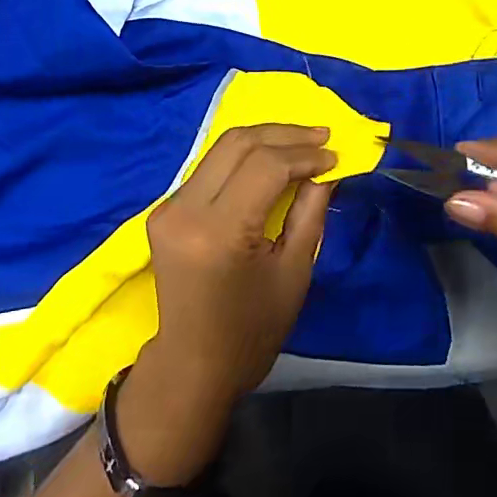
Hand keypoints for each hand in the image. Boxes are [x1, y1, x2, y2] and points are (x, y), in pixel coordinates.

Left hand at [116, 124, 337, 483]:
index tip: (334, 155)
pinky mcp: (162, 210)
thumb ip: (310, 213)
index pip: (263, 166)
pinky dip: (241, 158)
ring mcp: (167, 207)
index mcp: (218, 232)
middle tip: (321, 134)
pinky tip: (269, 159)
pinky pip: (207, 169)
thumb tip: (326, 169)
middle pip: (236, 144)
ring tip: (301, 140)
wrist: (194, 361)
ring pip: (218, 150)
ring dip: (262, 140)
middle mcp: (184, 210)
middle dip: (283, 134)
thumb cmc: (252, 330)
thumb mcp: (293, 273)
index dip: (302, 154)